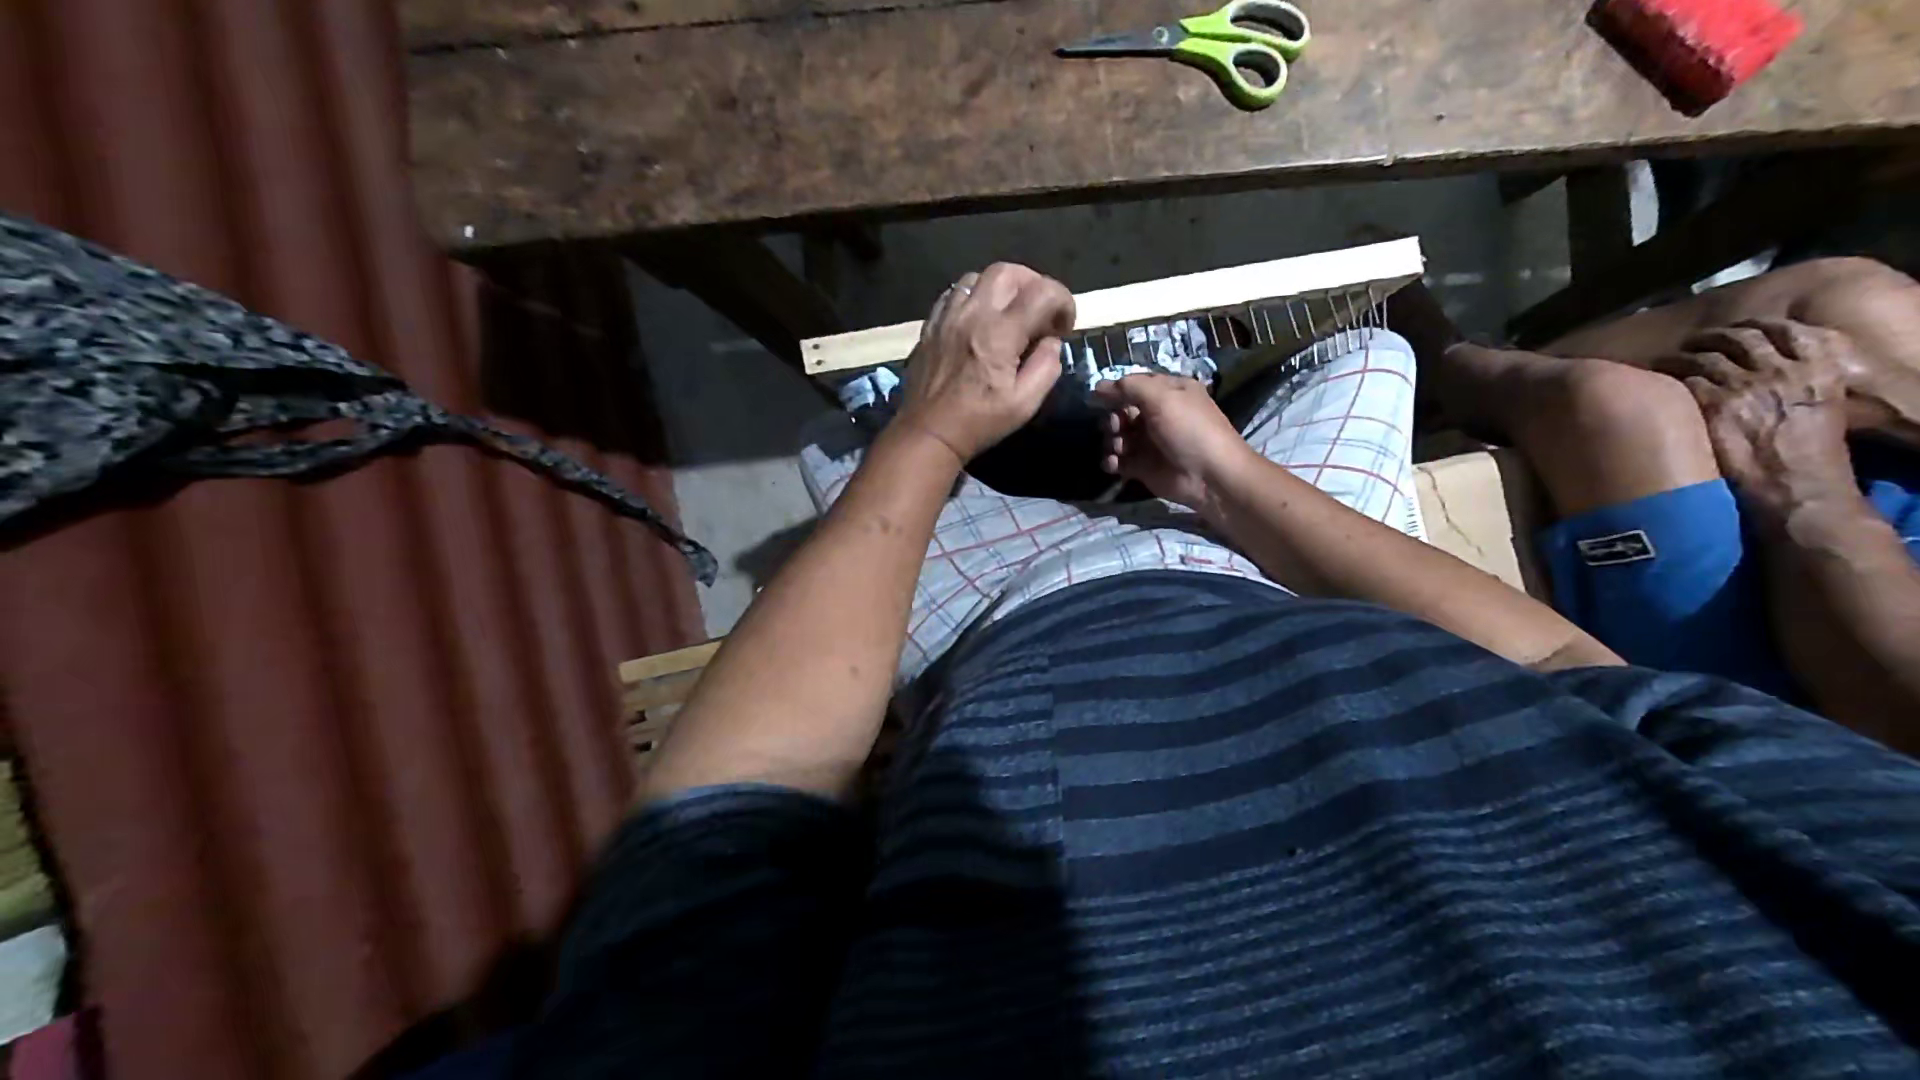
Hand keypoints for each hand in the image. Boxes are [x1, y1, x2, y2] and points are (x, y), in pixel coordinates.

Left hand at [894, 263, 1074, 463]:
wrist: (928, 433)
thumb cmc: (979, 422)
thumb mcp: (1025, 404)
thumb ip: (1046, 367)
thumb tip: (1050, 342)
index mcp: (999, 333)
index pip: (1042, 292)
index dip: (1063, 302)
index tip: (1063, 327)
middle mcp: (972, 314)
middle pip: (1007, 271)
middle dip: (1033, 284)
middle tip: (1040, 312)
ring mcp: (947, 317)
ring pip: (977, 277)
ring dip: (1001, 289)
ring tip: (1009, 314)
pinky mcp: (930, 326)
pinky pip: (952, 294)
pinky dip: (973, 298)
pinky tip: (978, 320)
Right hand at [1093, 373, 1253, 517]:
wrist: (1208, 475)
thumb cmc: (1188, 429)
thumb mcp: (1162, 397)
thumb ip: (1129, 387)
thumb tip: (1098, 387)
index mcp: (1168, 393)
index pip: (1135, 386)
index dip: (1116, 390)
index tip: (1097, 397)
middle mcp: (1157, 415)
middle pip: (1122, 411)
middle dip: (1114, 418)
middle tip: (1117, 426)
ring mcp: (1149, 442)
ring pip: (1117, 436)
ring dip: (1112, 440)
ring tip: (1120, 448)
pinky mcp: (1142, 466)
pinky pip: (1118, 460)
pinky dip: (1112, 461)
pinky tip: (1114, 464)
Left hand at [1661, 319, 1859, 520]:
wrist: (1793, 481)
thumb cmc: (1807, 449)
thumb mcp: (1821, 402)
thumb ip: (1800, 377)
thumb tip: (1770, 366)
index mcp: (1818, 367)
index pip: (1784, 329)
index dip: (1755, 325)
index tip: (1737, 328)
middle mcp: (1781, 370)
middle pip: (1739, 338)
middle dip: (1712, 337)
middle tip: (1693, 342)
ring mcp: (1745, 386)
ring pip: (1704, 356)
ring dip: (1682, 355)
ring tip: (1666, 359)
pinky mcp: (1712, 404)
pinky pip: (1684, 381)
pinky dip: (1668, 378)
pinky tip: (1653, 383)